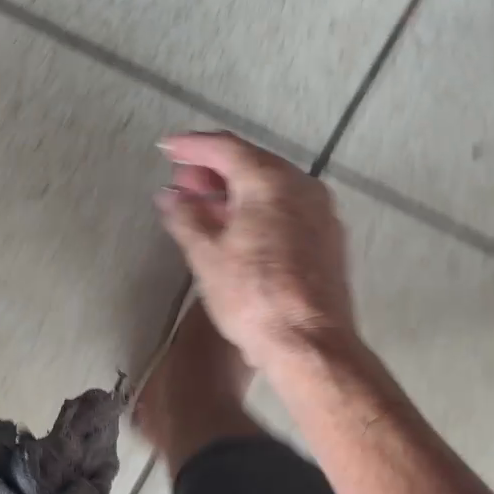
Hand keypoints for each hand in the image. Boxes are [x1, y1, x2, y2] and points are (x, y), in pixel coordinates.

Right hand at [155, 131, 355, 360]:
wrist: (312, 348)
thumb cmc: (254, 296)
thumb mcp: (206, 255)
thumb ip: (184, 217)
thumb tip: (170, 196)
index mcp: (270, 181)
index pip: (225, 148)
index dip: (192, 145)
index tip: (167, 148)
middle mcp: (301, 187)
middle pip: (250, 162)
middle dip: (211, 168)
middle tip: (180, 180)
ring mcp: (320, 213)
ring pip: (269, 185)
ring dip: (232, 189)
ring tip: (199, 204)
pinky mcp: (326, 239)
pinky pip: (284, 206)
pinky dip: (255, 206)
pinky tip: (232, 226)